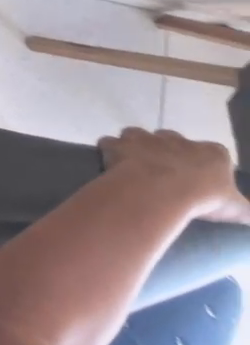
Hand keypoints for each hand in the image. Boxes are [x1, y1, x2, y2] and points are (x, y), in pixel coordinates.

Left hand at [98, 127, 249, 224]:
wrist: (159, 191)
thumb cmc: (203, 199)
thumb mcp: (238, 209)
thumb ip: (246, 210)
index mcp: (212, 152)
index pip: (213, 152)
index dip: (203, 162)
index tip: (198, 176)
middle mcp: (177, 139)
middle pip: (171, 139)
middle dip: (167, 151)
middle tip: (164, 171)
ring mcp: (144, 139)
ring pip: (136, 134)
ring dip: (135, 145)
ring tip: (135, 164)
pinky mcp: (117, 144)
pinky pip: (109, 143)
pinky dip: (109, 151)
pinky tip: (111, 163)